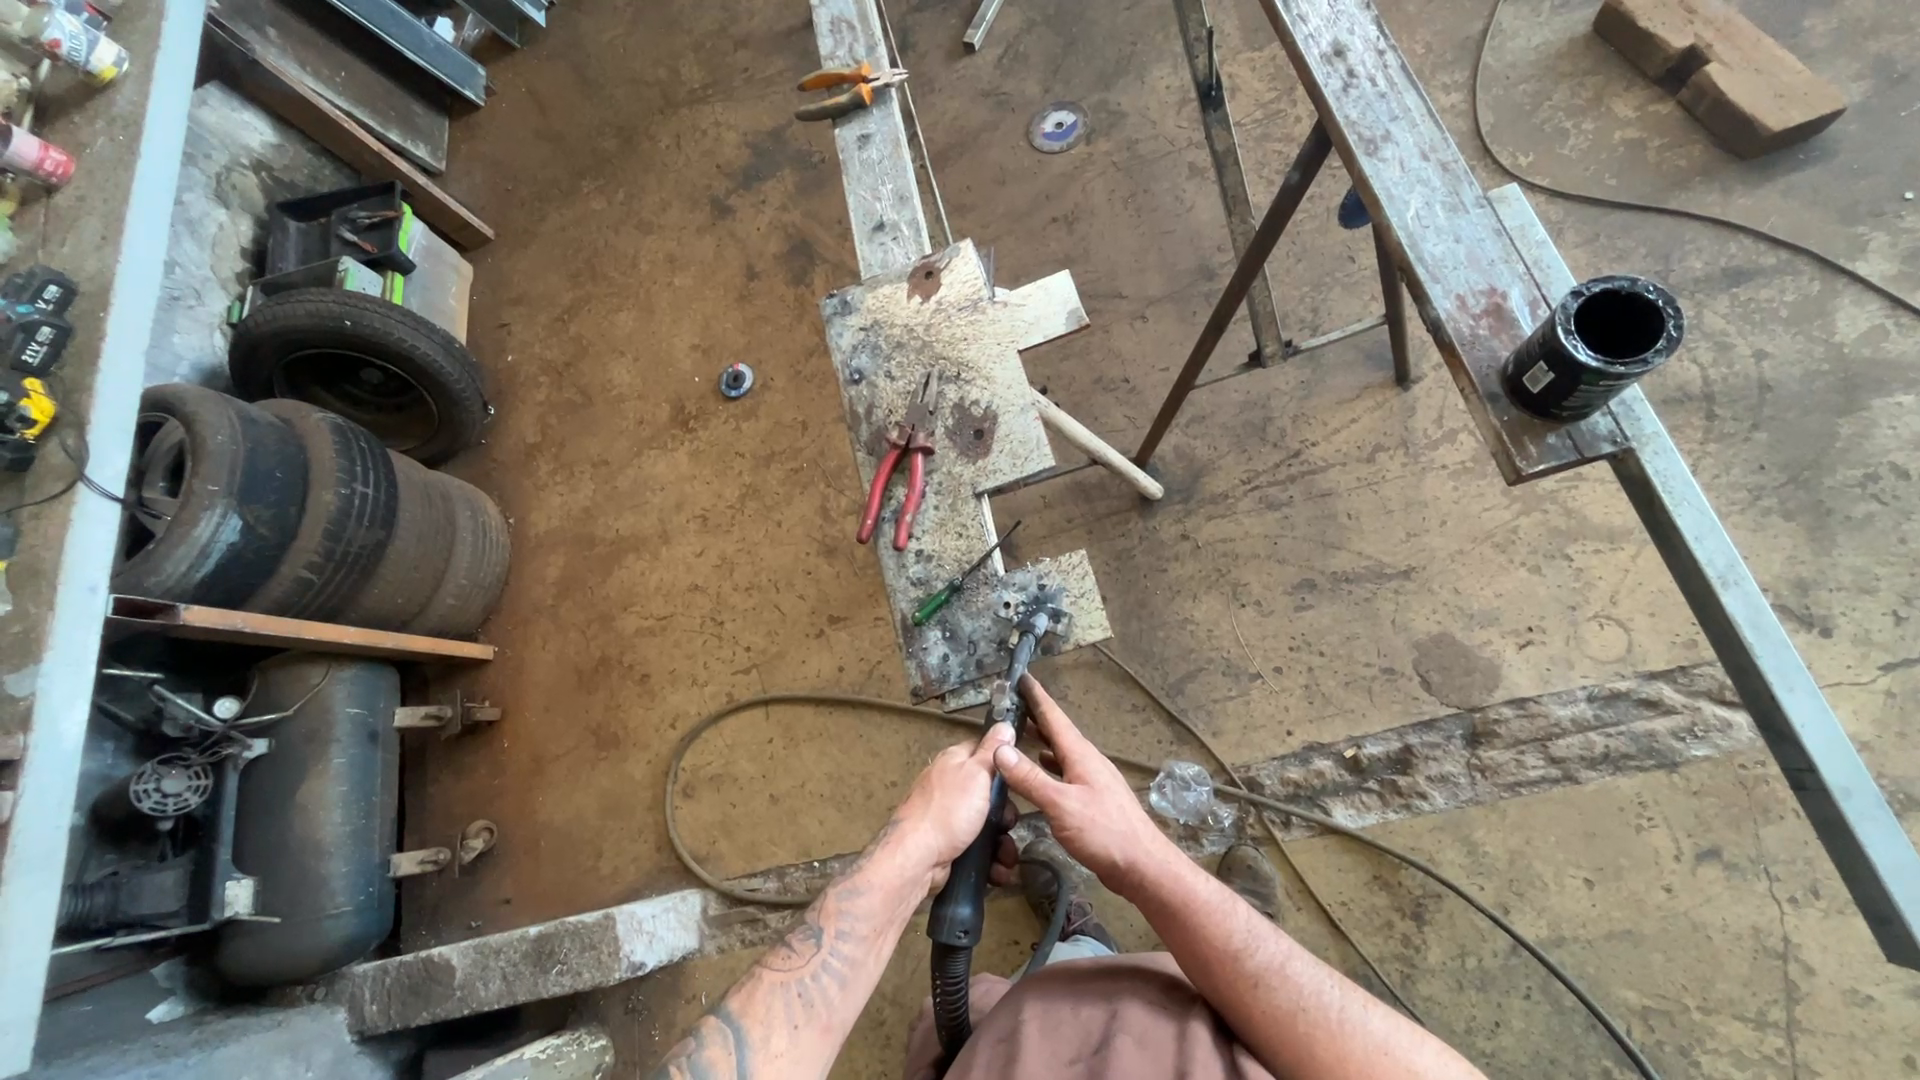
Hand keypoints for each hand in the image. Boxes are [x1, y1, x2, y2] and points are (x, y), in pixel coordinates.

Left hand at [884, 723, 1021, 894]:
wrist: (918, 858)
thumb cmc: (947, 811)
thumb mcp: (976, 774)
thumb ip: (992, 750)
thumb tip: (1004, 723)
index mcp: (954, 761)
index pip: (984, 751)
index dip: (1003, 763)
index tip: (1019, 777)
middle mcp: (950, 785)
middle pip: (989, 792)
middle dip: (1006, 813)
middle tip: (1009, 823)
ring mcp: (948, 815)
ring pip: (986, 823)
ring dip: (1001, 841)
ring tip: (1005, 855)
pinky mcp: (949, 841)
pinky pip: (977, 845)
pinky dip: (989, 857)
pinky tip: (996, 868)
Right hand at [993, 676, 1179, 898]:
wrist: (1142, 866)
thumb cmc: (1104, 832)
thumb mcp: (1061, 805)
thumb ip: (1030, 778)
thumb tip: (1001, 749)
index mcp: (1080, 755)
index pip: (1054, 717)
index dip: (1036, 697)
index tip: (1021, 676)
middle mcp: (1087, 761)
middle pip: (1057, 732)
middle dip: (1035, 716)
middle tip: (1011, 703)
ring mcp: (1092, 780)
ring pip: (1061, 753)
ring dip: (1041, 741)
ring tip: (1020, 733)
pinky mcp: (1093, 800)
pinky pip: (1065, 771)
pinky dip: (1048, 765)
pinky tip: (1040, 772)